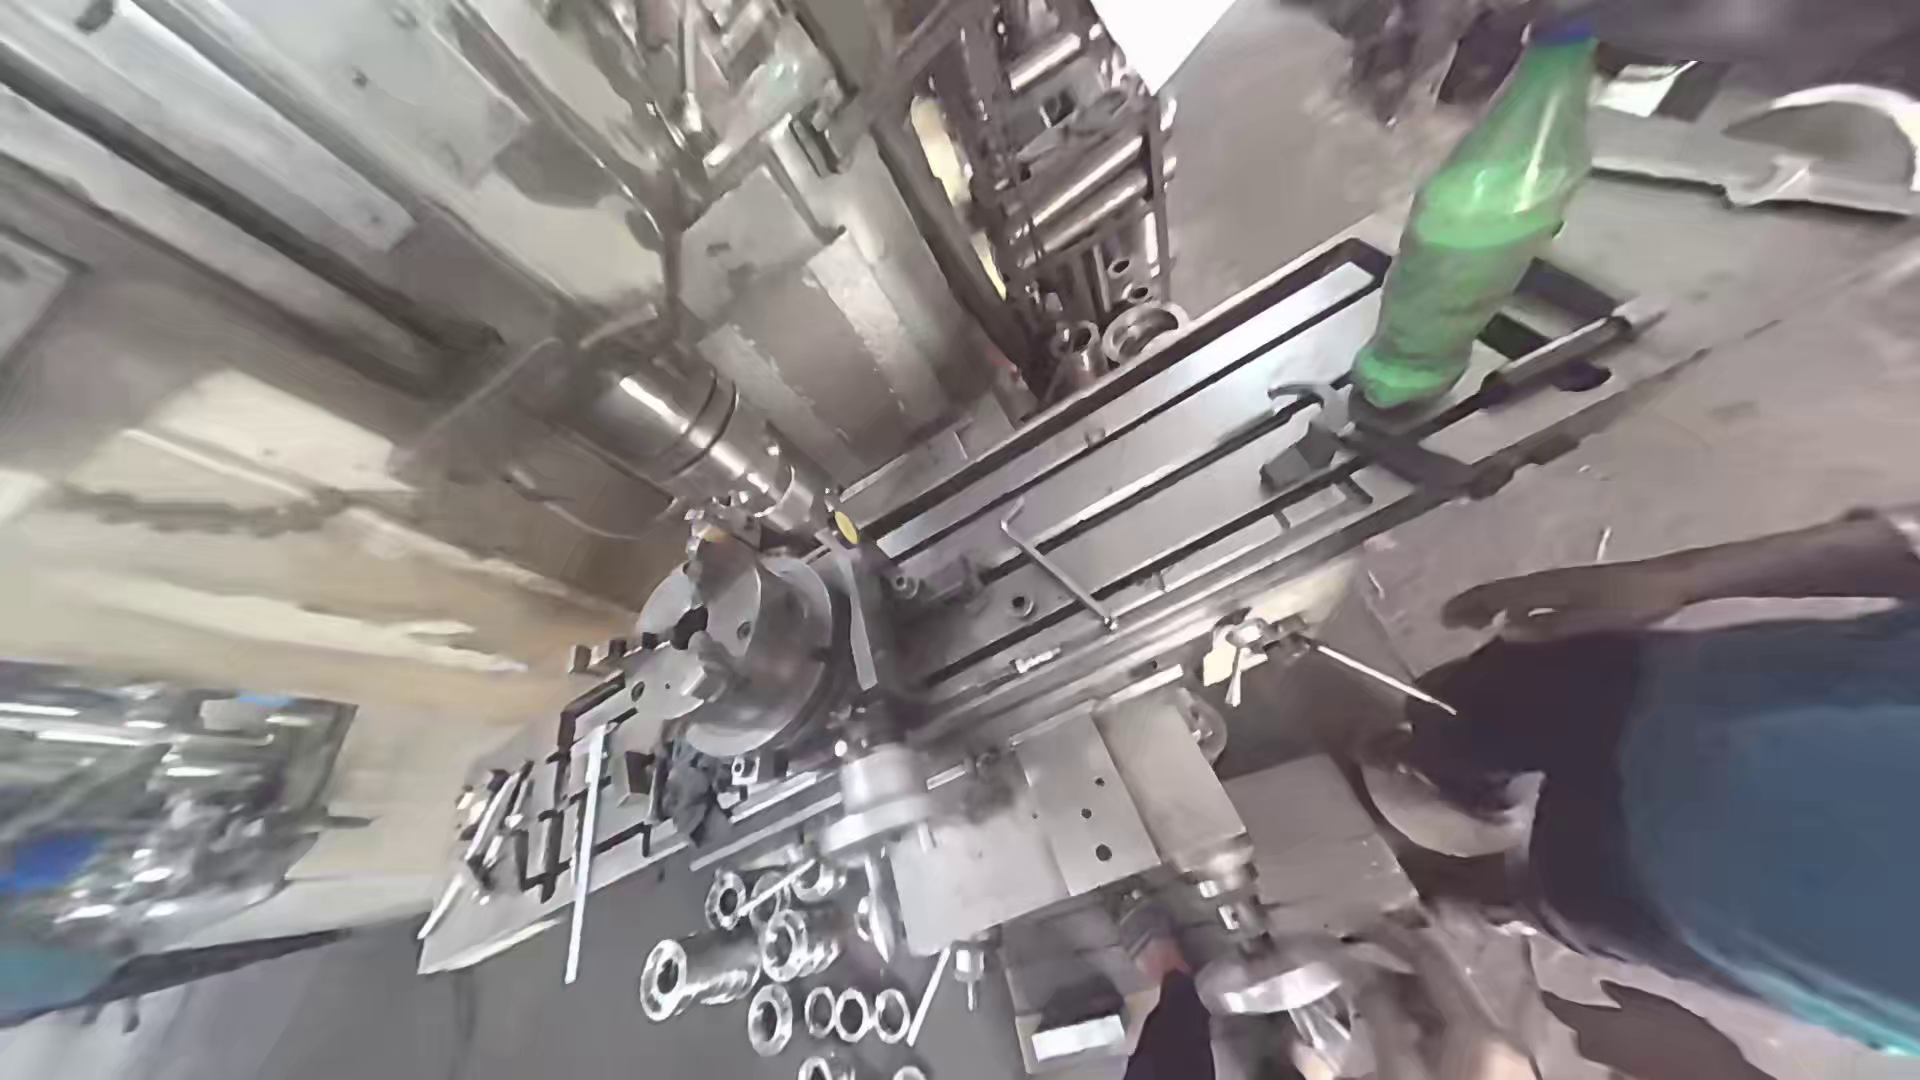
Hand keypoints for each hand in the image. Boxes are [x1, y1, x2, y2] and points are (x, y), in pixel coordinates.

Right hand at [1442, 562, 1695, 640]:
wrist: (1681, 578)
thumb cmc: (1636, 601)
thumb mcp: (1594, 618)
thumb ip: (1549, 625)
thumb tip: (1503, 631)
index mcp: (1542, 587)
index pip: (1492, 594)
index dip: (1465, 606)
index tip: (1444, 621)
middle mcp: (1544, 581)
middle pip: (1497, 591)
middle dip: (1472, 605)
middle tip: (1454, 623)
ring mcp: (1560, 582)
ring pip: (1512, 593)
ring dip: (1491, 606)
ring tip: (1481, 623)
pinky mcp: (1575, 587)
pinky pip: (1529, 596)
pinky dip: (1513, 607)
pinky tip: (1521, 620)